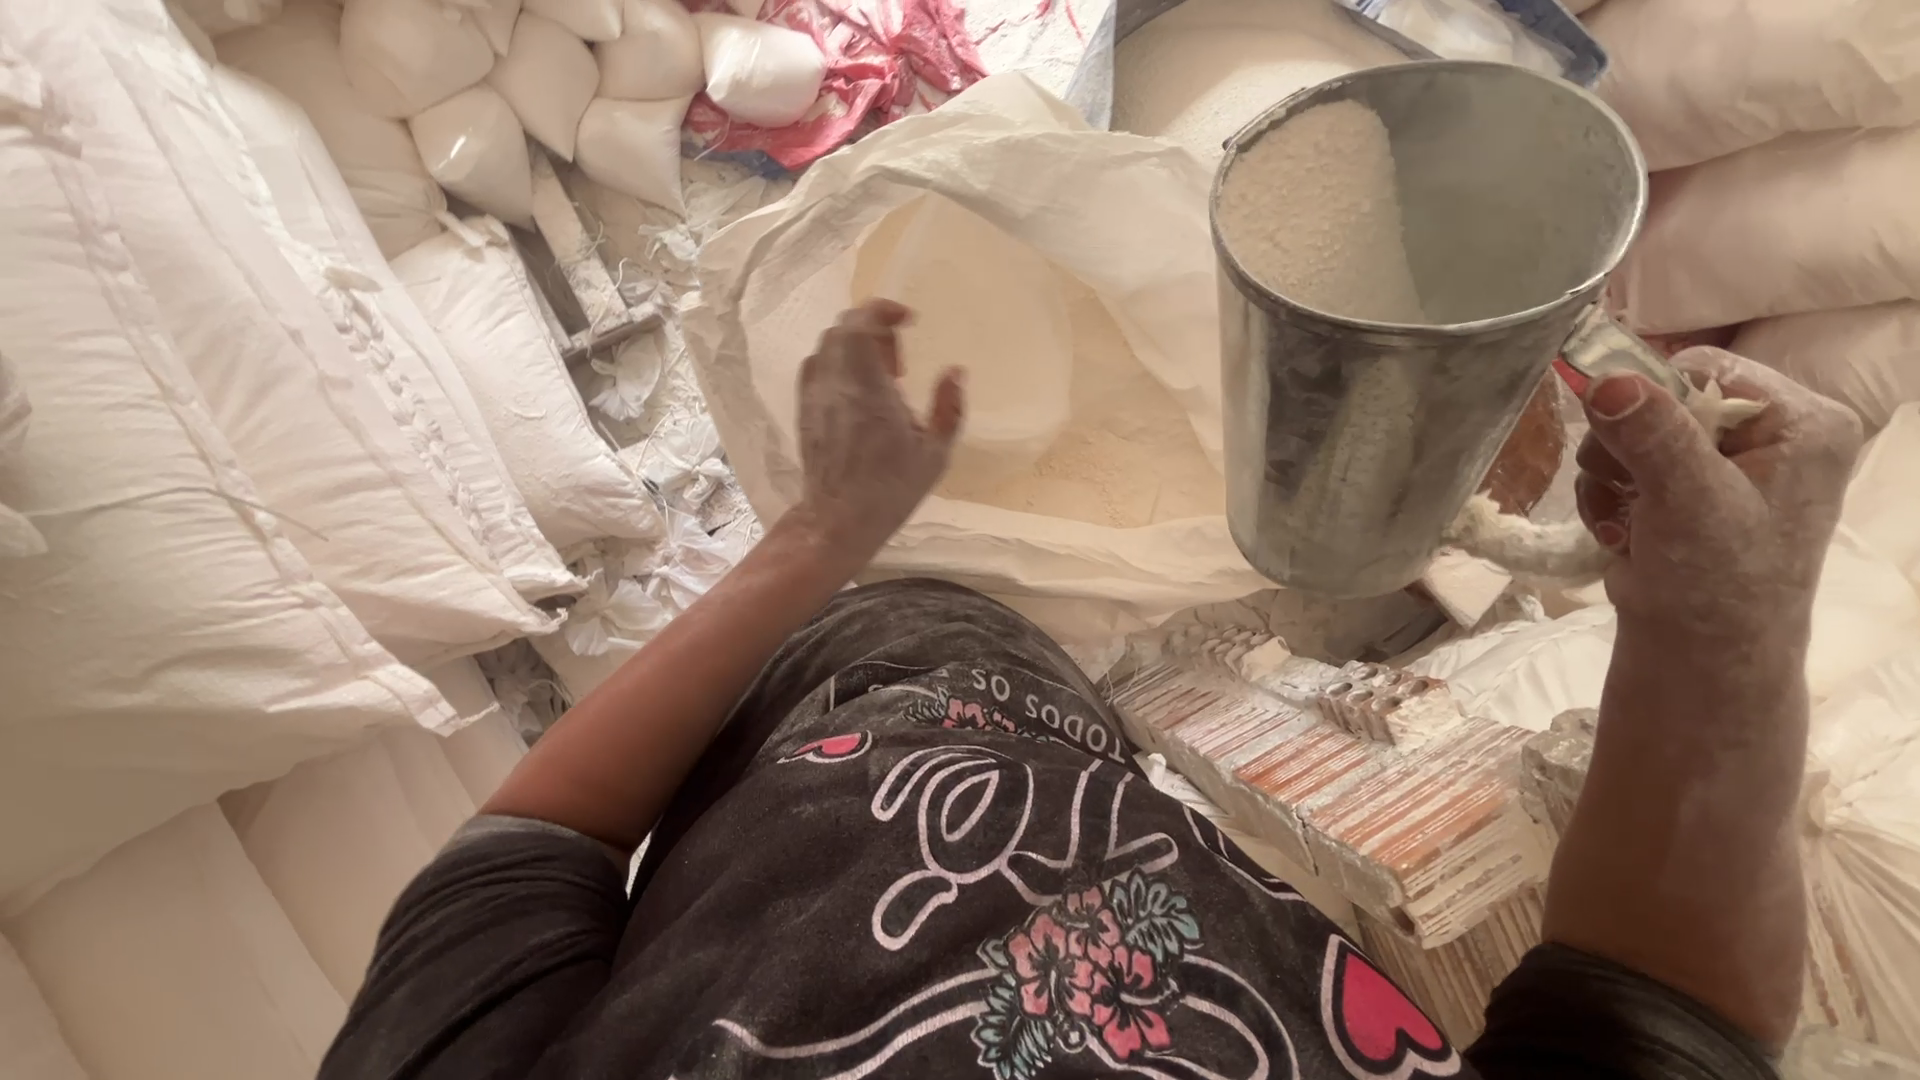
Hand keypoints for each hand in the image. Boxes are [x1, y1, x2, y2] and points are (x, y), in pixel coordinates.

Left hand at [791, 300, 964, 557]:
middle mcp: (835, 384)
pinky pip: (817, 368)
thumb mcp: (934, 455)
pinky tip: (858, 391)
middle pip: (842, 329)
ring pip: (827, 346)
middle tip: (899, 359)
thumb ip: (948, 408)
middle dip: (873, 328)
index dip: (882, 309)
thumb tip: (955, 372)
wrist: (838, 520)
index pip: (860, 325)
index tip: (907, 319)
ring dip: (854, 346)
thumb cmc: (890, 490)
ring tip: (882, 375)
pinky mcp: (805, 411)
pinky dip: (838, 363)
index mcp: (867, 389)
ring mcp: (814, 396)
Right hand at [1575, 347, 1862, 649]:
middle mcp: (1765, 436)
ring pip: (1627, 437)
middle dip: (1621, 447)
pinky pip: (1619, 468)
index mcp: (1798, 423)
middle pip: (1657, 402)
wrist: (1698, 649)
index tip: (1620, 440)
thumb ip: (1652, 436)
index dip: (1649, 398)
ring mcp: (1719, 466)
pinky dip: (1605, 497)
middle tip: (1624, 488)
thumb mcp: (1688, 500)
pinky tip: (1620, 529)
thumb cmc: (1715, 578)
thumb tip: (1604, 379)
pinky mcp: (1679, 491)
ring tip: (1624, 519)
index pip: (1702, 371)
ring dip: (1606, 477)